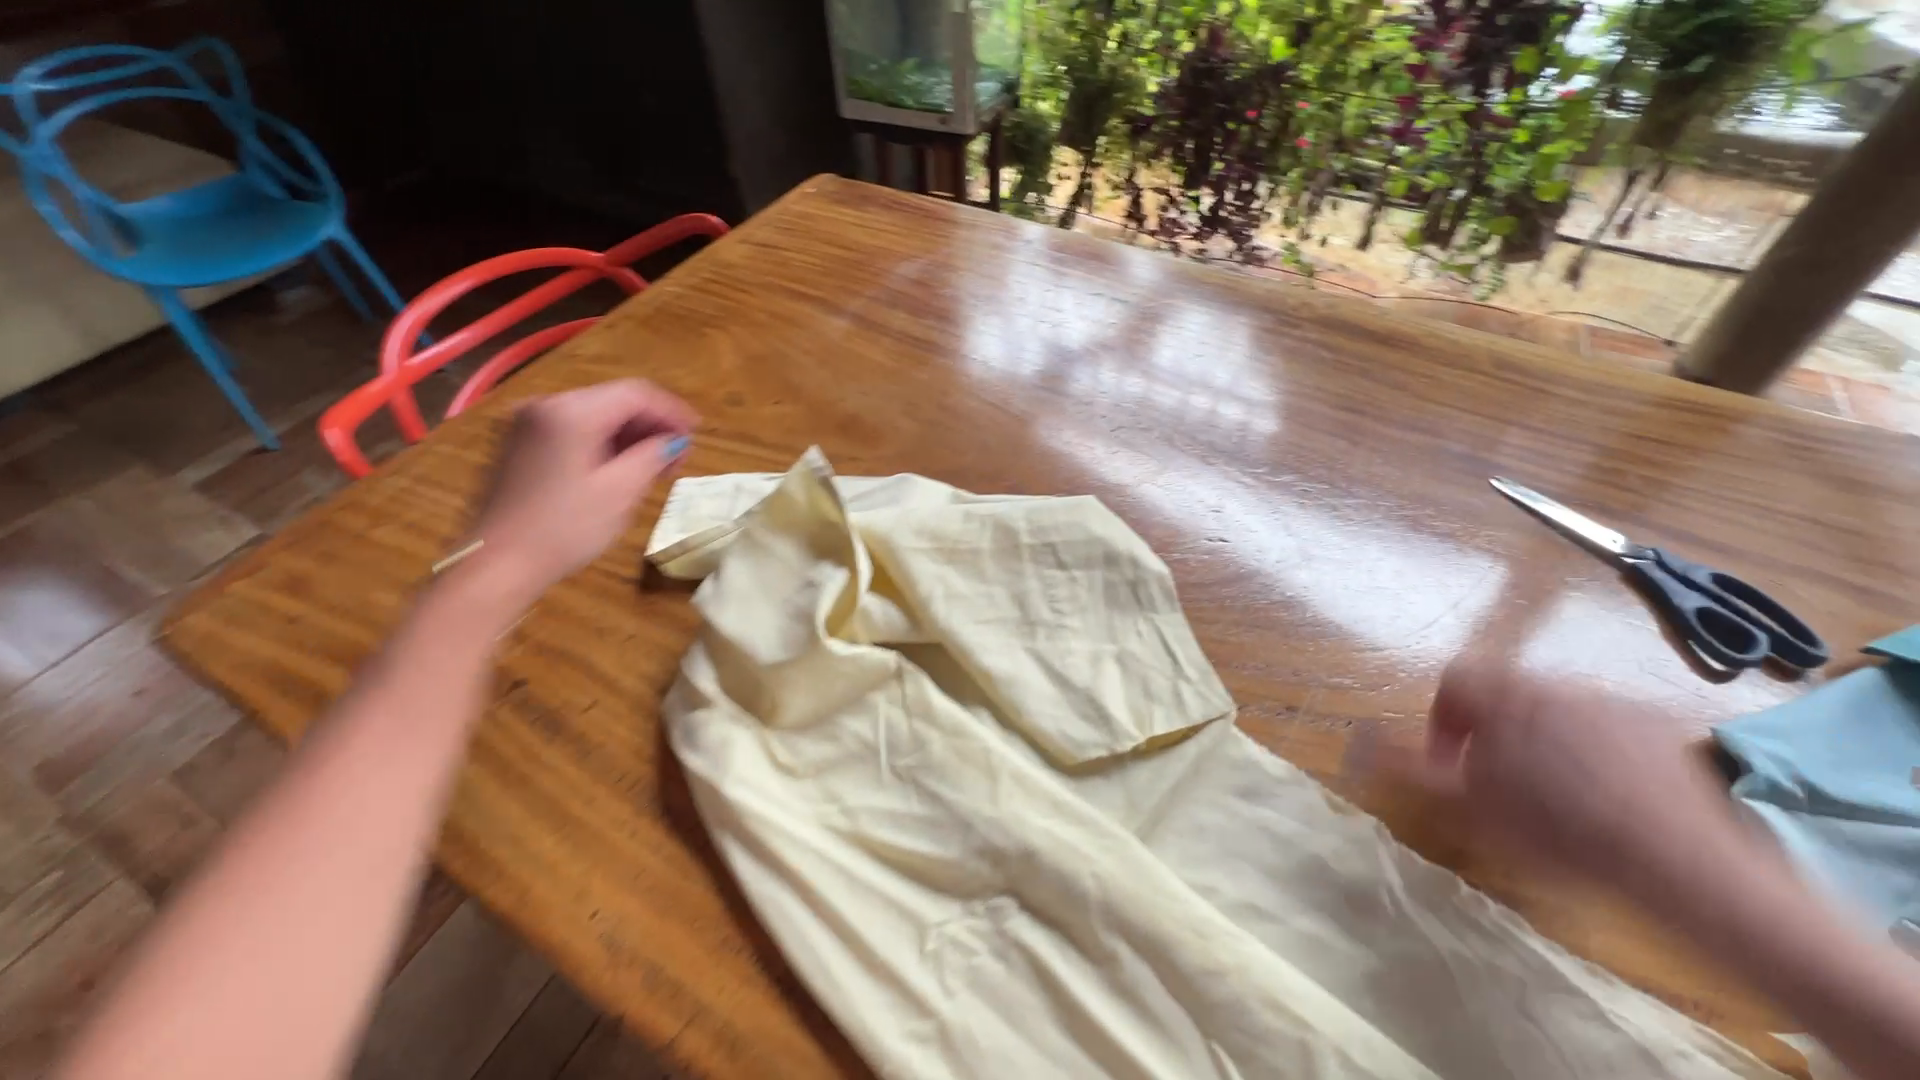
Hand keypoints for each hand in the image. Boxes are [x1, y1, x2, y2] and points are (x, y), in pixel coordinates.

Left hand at [465, 379, 695, 604]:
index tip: (697, 435)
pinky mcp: (519, 443)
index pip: (636, 393)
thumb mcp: (620, 493)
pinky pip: (572, 430)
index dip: (672, 411)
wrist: (495, 564)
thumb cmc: (563, 529)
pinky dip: (602, 443)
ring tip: (653, 468)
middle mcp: (546, 405)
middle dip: (651, 425)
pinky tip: (618, 470)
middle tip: (677, 459)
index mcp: (572, 411)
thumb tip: (673, 441)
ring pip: (594, 415)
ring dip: (629, 435)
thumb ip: (652, 456)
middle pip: (613, 400)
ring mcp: (528, 423)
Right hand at [1384, 655, 1737, 892]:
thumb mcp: (1468, 805)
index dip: (1442, 720)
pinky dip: (1593, 752)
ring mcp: (1614, 701)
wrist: (1684, 864)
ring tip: (1555, 799)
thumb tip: (1355, 738)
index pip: (1453, 679)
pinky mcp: (1660, 726)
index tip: (1452, 765)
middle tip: (1500, 789)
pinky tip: (1606, 800)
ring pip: (1555, 710)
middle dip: (1492, 734)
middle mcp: (1557, 683)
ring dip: (1541, 742)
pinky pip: (1606, 726)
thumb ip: (1407, 766)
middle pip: (1504, 694)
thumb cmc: (1560, 833)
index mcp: (1506, 695)